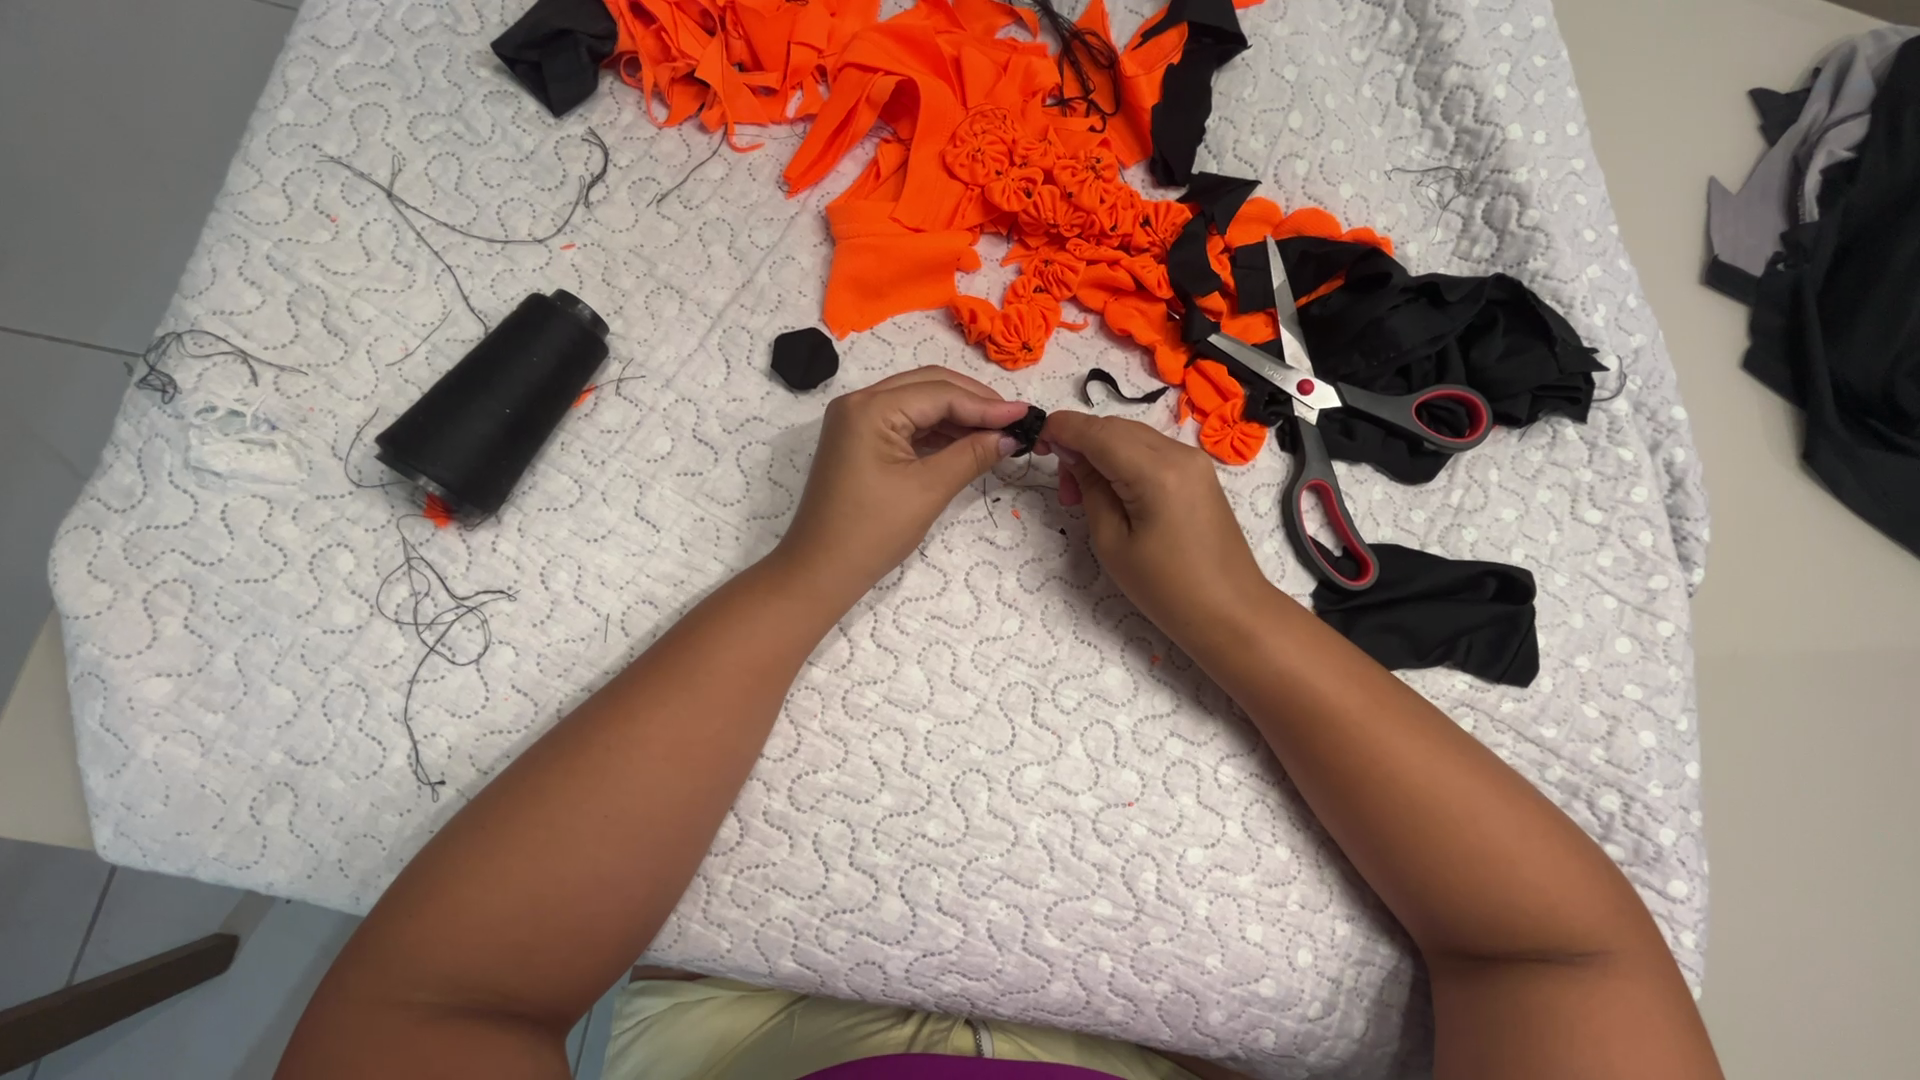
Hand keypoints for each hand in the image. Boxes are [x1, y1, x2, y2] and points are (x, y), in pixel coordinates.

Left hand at [775, 366, 1030, 602]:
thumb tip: (1011, 436)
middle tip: (1014, 420)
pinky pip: (906, 422)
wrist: (820, 570)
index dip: (987, 404)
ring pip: (918, 402)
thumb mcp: (928, 490)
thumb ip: (972, 455)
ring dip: (958, 415)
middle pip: (928, 386)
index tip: (1026, 415)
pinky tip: (968, 441)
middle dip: (974, 402)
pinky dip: (938, 430)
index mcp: (871, 408)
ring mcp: (857, 420)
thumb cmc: (872, 532)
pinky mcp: (860, 440)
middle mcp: (860, 402)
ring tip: (998, 432)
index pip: (940, 393)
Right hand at [1039, 411, 1272, 647]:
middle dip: (1080, 443)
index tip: (1036, 442)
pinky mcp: (1199, 472)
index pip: (1097, 431)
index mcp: (1155, 472)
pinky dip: (1124, 459)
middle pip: (1114, 427)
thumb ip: (1090, 489)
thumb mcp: (1112, 543)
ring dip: (1101, 452)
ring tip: (1084, 495)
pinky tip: (1113, 490)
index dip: (1062, 429)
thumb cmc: (1166, 589)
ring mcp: (1194, 460)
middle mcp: (1178, 453)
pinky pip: (1151, 450)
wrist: (1230, 612)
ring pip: (1132, 435)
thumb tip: (1072, 455)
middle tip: (1064, 489)